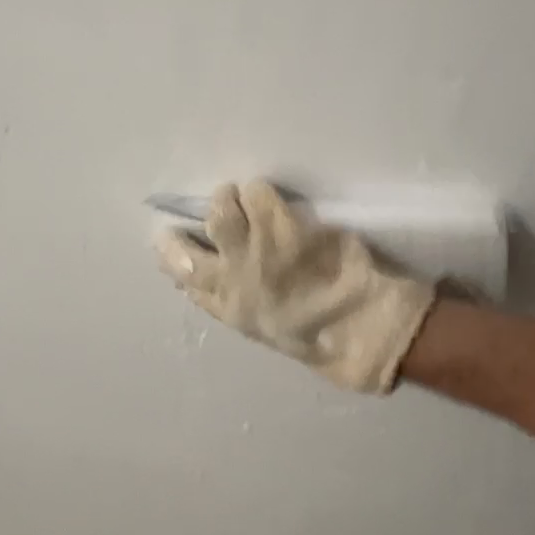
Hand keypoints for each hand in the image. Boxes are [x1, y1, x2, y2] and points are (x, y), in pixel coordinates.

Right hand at [153, 181, 437, 393]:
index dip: (172, 259)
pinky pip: (258, 194)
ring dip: (231, 199)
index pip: (185, 282)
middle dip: (196, 226)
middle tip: (213, 210)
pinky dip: (262, 191)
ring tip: (248, 198)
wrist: (366, 330)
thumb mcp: (273, 333)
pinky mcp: (282, 228)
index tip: (168, 242)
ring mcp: (255, 252)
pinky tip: (273, 197)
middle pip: (190, 246)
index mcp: (232, 311)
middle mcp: (232, 281)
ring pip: (221, 211)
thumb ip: (245, 309)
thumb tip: (229, 289)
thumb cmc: (328, 342)